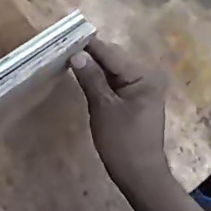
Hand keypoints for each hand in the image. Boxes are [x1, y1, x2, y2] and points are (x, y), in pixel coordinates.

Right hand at [70, 38, 172, 192]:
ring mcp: (143, 88)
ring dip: (94, 67)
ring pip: (114, 70)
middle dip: (90, 55)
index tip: (65, 35)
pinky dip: (101, 80)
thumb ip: (91, 78)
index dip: (88, 45)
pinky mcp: (137, 100)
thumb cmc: (122, 142)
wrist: (140, 175)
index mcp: (144, 76)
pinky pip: (116, 82)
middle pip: (114, 59)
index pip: (111, 54)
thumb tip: (77, 54)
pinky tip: (83, 75)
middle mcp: (147, 76)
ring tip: (68, 58)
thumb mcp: (103, 108)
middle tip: (62, 47)